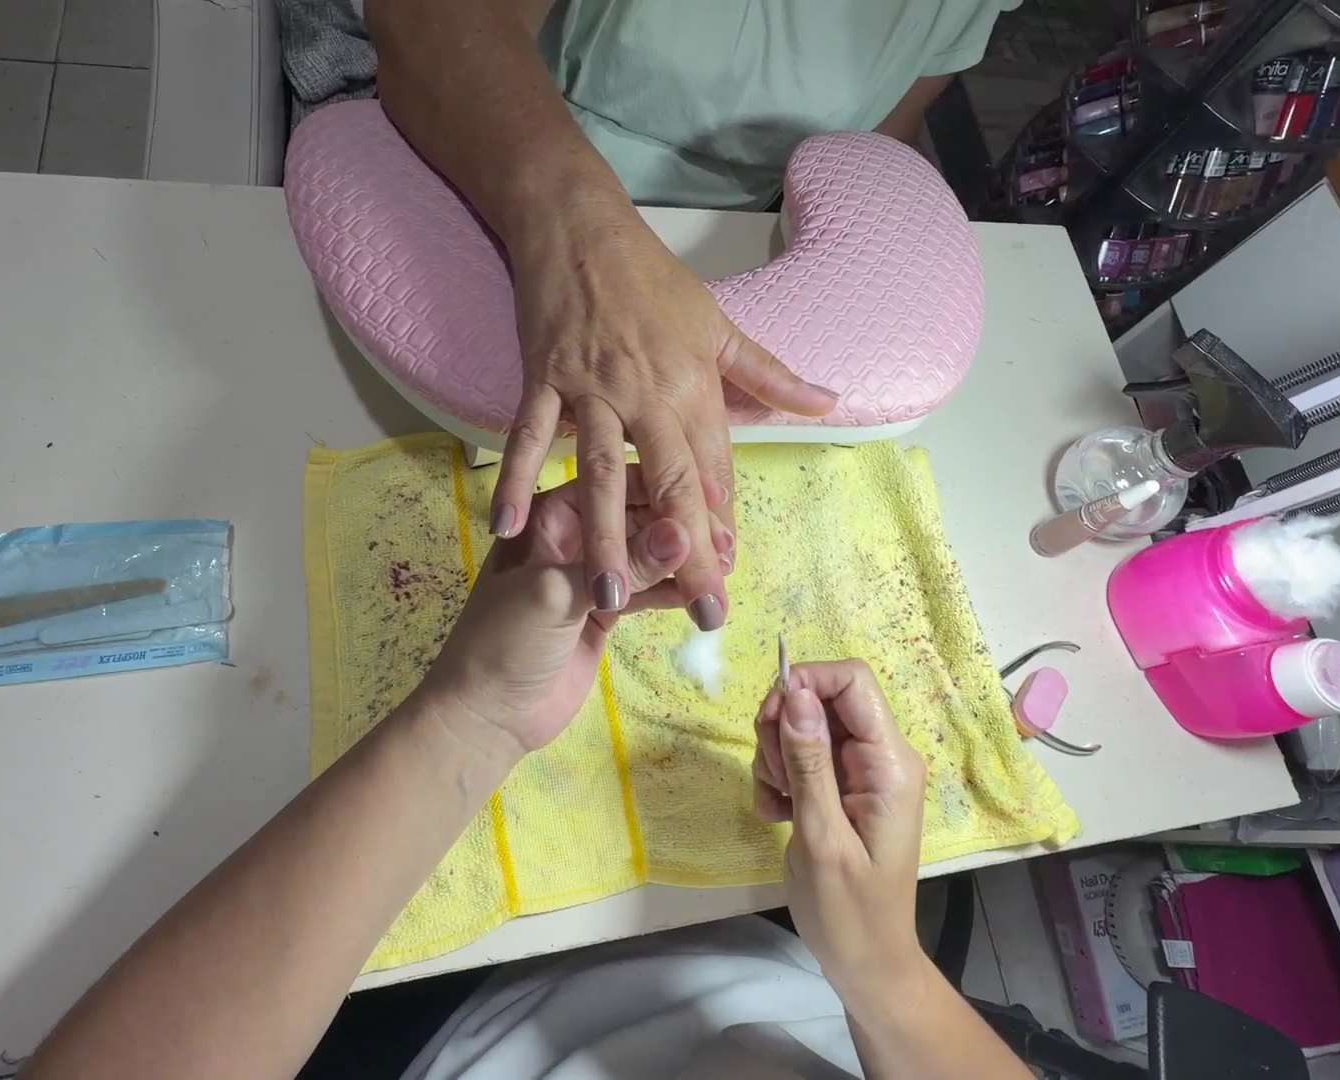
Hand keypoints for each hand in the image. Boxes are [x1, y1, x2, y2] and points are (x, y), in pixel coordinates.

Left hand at [421, 465, 715, 754]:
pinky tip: (702, 595)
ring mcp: (591, 575)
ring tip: (725, 569)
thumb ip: (622, 565)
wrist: (486, 716)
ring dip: (683, 563)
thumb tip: (684, 534)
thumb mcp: (558, 594)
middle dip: (681, 528)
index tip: (710, 497)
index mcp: (551, 514)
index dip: (663, 489)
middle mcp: (574, 536)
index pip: (615, 485)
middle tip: (725, 544)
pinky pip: (646, 592)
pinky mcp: (604, 611)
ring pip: (646, 557)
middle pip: (639, 519)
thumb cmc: (503, 641)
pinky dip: (672, 592)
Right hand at [488, 206, 839, 631]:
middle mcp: (647, 396)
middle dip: (687, 553)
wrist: (579, 227)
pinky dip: (517, 481)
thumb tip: (830, 403)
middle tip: (700, 613)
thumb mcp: (719, 325)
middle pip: (670, 485)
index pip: (714, 469)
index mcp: (693, 386)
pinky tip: (509, 531)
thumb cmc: (652, 279)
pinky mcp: (542, 382)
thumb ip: (771, 375)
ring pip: (603, 474)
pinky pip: (528, 438)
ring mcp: (591, 391)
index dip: (722, 524)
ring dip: (606, 537)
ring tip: (609, 597)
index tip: (727, 577)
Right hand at [753, 660, 929, 1002]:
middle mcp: (878, 754)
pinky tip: (778, 813)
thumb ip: (809, 762)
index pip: (852, 680)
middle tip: (773, 775)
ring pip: (801, 725)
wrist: (864, 961)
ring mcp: (857, 769)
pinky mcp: (837, 784)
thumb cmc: (849, 911)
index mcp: (889, 762)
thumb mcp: (822, 837)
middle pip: (820, 698)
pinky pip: (797, 754)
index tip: (770, 717)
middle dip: (783, 726)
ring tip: (778, 803)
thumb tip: (793, 693)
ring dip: (776, 756)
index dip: (807, 681)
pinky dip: (777, 776)